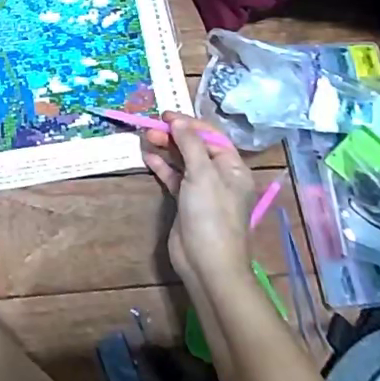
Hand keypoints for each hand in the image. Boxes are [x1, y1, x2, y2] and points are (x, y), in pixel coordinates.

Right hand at [142, 111, 254, 290]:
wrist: (208, 264)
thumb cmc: (211, 215)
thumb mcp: (202, 174)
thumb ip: (189, 143)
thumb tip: (176, 120)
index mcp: (232, 167)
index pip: (211, 136)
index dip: (189, 123)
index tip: (165, 115)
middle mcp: (219, 176)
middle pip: (196, 146)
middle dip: (174, 135)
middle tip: (151, 128)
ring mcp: (203, 190)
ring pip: (183, 161)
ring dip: (166, 148)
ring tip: (146, 138)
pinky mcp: (187, 203)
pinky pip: (174, 177)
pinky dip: (161, 166)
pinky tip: (147, 157)